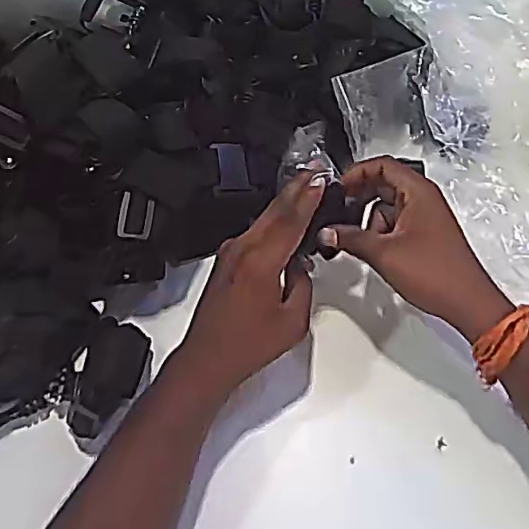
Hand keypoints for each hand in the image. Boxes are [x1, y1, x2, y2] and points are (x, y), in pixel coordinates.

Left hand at [164, 173, 322, 403]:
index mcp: (260, 262)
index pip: (290, 221)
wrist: (207, 357)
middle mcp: (242, 249)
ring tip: (304, 191)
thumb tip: (301, 266)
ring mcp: (230, 252)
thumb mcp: (292, 322)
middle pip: (274, 211)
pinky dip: (272, 223)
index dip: (308, 198)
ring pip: (263, 220)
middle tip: (314, 172)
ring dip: (285, 204)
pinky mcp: (225, 259)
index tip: (321, 180)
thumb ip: (302, 285)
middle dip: (296, 189)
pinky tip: (283, 224)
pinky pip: (254, 233)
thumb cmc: (245, 345)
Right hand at [323, 157, 511, 336]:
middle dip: (360, 197)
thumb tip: (328, 232)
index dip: (357, 173)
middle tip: (341, 209)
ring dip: (370, 218)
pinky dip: (381, 231)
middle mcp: (424, 199)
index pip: (382, 165)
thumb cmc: (440, 275)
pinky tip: (372, 248)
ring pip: (387, 205)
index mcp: (418, 192)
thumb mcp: (383, 253)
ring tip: (357, 236)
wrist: (469, 305)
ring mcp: (426, 216)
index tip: (340, 186)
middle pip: (383, 183)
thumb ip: (350, 238)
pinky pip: (396, 222)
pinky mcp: (426, 234)